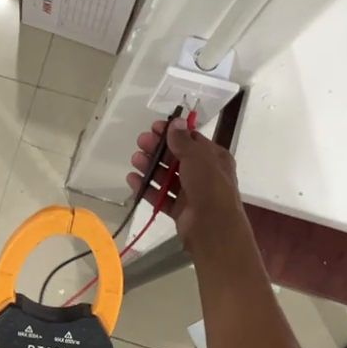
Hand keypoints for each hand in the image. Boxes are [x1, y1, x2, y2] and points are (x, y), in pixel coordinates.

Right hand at [130, 119, 242, 245]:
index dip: (173, 133)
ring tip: (135, 160)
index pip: (191, 140)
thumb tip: (176, 121)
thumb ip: (183, 140)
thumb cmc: (209, 185)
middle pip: (177, 158)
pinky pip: (161, 196)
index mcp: (214, 158)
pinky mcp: (180, 210)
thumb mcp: (197, 156)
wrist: (212, 226)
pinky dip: (147, 188)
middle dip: (158, 149)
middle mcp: (204, 174)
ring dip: (150, 167)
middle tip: (141, 142)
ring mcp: (191, 193)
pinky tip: (133, 180)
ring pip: (167, 177)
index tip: (154, 127)